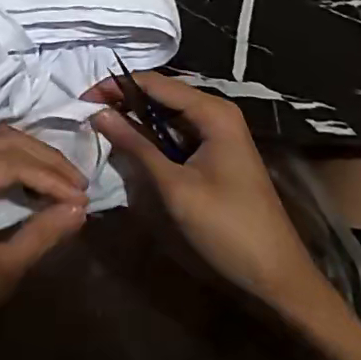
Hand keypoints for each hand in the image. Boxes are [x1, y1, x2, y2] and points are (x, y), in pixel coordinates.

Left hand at [0, 126, 88, 342]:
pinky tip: (44, 179)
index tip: (83, 197)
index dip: (49, 177)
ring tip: (68, 183)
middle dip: (48, 162)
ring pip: (3, 140)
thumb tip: (80, 208)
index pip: (8, 164)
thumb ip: (38, 238)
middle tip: (81, 186)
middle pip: (7, 142)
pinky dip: (23, 160)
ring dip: (38, 157)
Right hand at [88, 75, 360, 359]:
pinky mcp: (216, 153)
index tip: (83, 97)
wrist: (277, 276)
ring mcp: (219, 132)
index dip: (118, 86)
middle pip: (163, 94)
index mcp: (213, 111)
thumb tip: (99, 114)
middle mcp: (217, 112)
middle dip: (125, 100)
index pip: (156, 83)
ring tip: (100, 123)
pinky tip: (130, 142)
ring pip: (168, 114)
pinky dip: (153, 135)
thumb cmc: (227, 227)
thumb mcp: (175, 186)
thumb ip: (136, 145)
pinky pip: (178, 133)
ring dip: (137, 118)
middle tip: (86, 111)